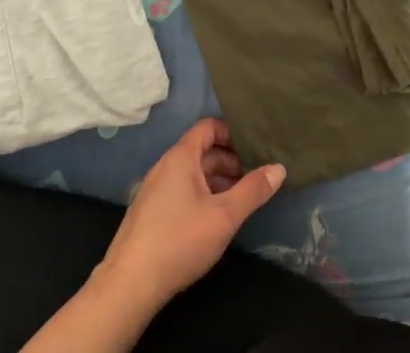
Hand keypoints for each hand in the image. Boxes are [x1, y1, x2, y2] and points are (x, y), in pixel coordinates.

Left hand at [96, 119, 286, 308]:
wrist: (131, 282)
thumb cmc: (180, 240)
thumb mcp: (224, 216)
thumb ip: (253, 190)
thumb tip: (279, 168)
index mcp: (180, 158)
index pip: (208, 127)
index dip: (232, 132)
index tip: (256, 146)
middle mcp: (165, 167)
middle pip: (202, 151)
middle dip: (231, 160)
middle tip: (257, 175)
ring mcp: (156, 190)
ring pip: (193, 173)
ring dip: (218, 180)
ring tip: (243, 197)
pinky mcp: (151, 212)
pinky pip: (182, 190)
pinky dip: (203, 194)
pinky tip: (217, 217)